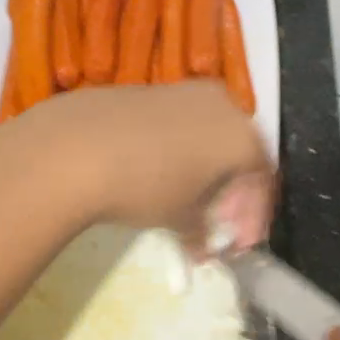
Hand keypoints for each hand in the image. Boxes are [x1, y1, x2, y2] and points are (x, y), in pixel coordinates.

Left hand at [15, 82, 272, 252]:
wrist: (75, 147)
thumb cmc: (146, 185)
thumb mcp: (180, 218)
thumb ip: (201, 232)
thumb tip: (203, 248)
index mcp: (242, 134)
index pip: (263, 178)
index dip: (254, 215)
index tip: (239, 244)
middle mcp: (222, 105)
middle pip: (237, 154)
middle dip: (230, 195)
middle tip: (216, 226)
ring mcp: (182, 92)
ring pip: (207, 138)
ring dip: (203, 175)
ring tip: (184, 206)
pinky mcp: (147, 91)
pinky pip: (177, 127)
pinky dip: (177, 155)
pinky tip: (156, 178)